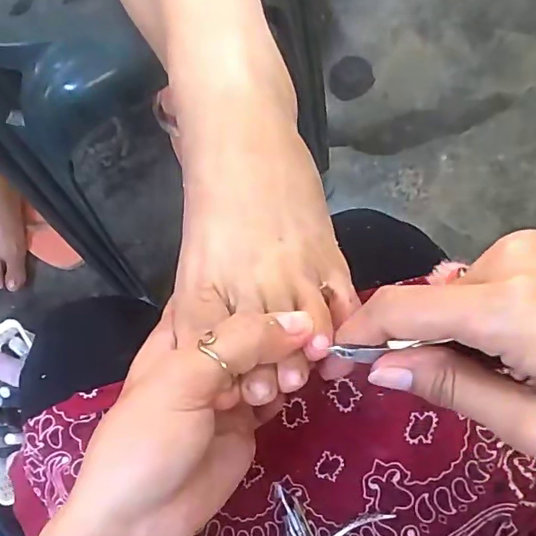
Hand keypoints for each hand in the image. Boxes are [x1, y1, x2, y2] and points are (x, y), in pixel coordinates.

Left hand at [63, 309, 315, 535]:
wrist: (142, 517)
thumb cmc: (148, 439)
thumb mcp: (184, 380)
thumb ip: (238, 344)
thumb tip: (302, 322)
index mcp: (178, 337)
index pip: (222, 296)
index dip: (256, 291)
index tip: (292, 289)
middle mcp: (205, 359)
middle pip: (252, 329)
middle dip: (277, 334)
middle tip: (298, 349)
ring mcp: (228, 392)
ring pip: (268, 361)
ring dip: (286, 363)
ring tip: (292, 377)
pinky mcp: (247, 424)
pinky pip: (275, 395)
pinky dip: (289, 390)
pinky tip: (299, 387)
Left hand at [167, 105, 351, 407]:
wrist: (242, 138)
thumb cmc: (211, 203)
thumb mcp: (192, 266)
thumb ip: (201, 314)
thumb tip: (212, 358)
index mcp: (204, 288)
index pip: (212, 349)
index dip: (225, 376)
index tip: (235, 397)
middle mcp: (248, 283)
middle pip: (262, 345)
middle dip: (269, 375)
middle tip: (275, 391)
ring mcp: (292, 268)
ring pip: (304, 329)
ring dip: (306, 358)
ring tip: (307, 374)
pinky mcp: (327, 253)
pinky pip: (341, 302)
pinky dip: (343, 328)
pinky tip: (339, 346)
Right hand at [327, 230, 535, 455]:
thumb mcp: (531, 424)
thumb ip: (450, 389)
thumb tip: (380, 369)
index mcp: (509, 307)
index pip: (399, 309)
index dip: (357, 335)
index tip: (333, 365)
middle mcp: (508, 259)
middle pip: (420, 303)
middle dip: (408, 344)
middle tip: (433, 391)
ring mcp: (523, 246)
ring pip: (445, 296)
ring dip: (446, 335)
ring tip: (495, 372)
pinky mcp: (534, 246)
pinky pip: (471, 284)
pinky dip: (469, 318)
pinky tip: (509, 345)